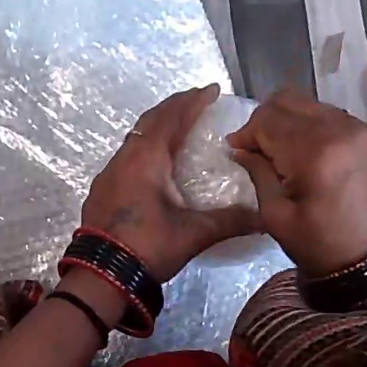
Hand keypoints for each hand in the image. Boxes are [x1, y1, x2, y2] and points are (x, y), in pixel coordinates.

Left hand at [81, 84, 260, 281]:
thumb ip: (230, 221)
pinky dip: (143, 150)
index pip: (172, 118)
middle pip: (149, 122)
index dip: (193, 101)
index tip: (212, 90)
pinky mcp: (101, 192)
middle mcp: (124, 159)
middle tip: (195, 102)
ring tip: (176, 130)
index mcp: (147, 159)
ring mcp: (108, 175)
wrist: (102, 276)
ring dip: (155, 129)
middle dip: (173, 108)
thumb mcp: (194, 233)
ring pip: (134, 139)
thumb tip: (265, 218)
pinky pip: (125, 158)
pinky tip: (152, 165)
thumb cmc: (149, 246)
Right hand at [227, 92, 366, 274]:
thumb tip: (240, 149)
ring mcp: (360, 128)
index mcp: (315, 153)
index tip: (235, 149)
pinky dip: (309, 126)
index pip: (268, 121)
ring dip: (287, 121)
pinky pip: (330, 115)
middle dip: (264, 121)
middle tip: (254, 147)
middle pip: (288, 101)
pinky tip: (303, 152)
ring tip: (278, 151)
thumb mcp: (276, 216)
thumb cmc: (319, 245)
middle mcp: (340, 129)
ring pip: (309, 104)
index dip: (246, 133)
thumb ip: (258, 174)